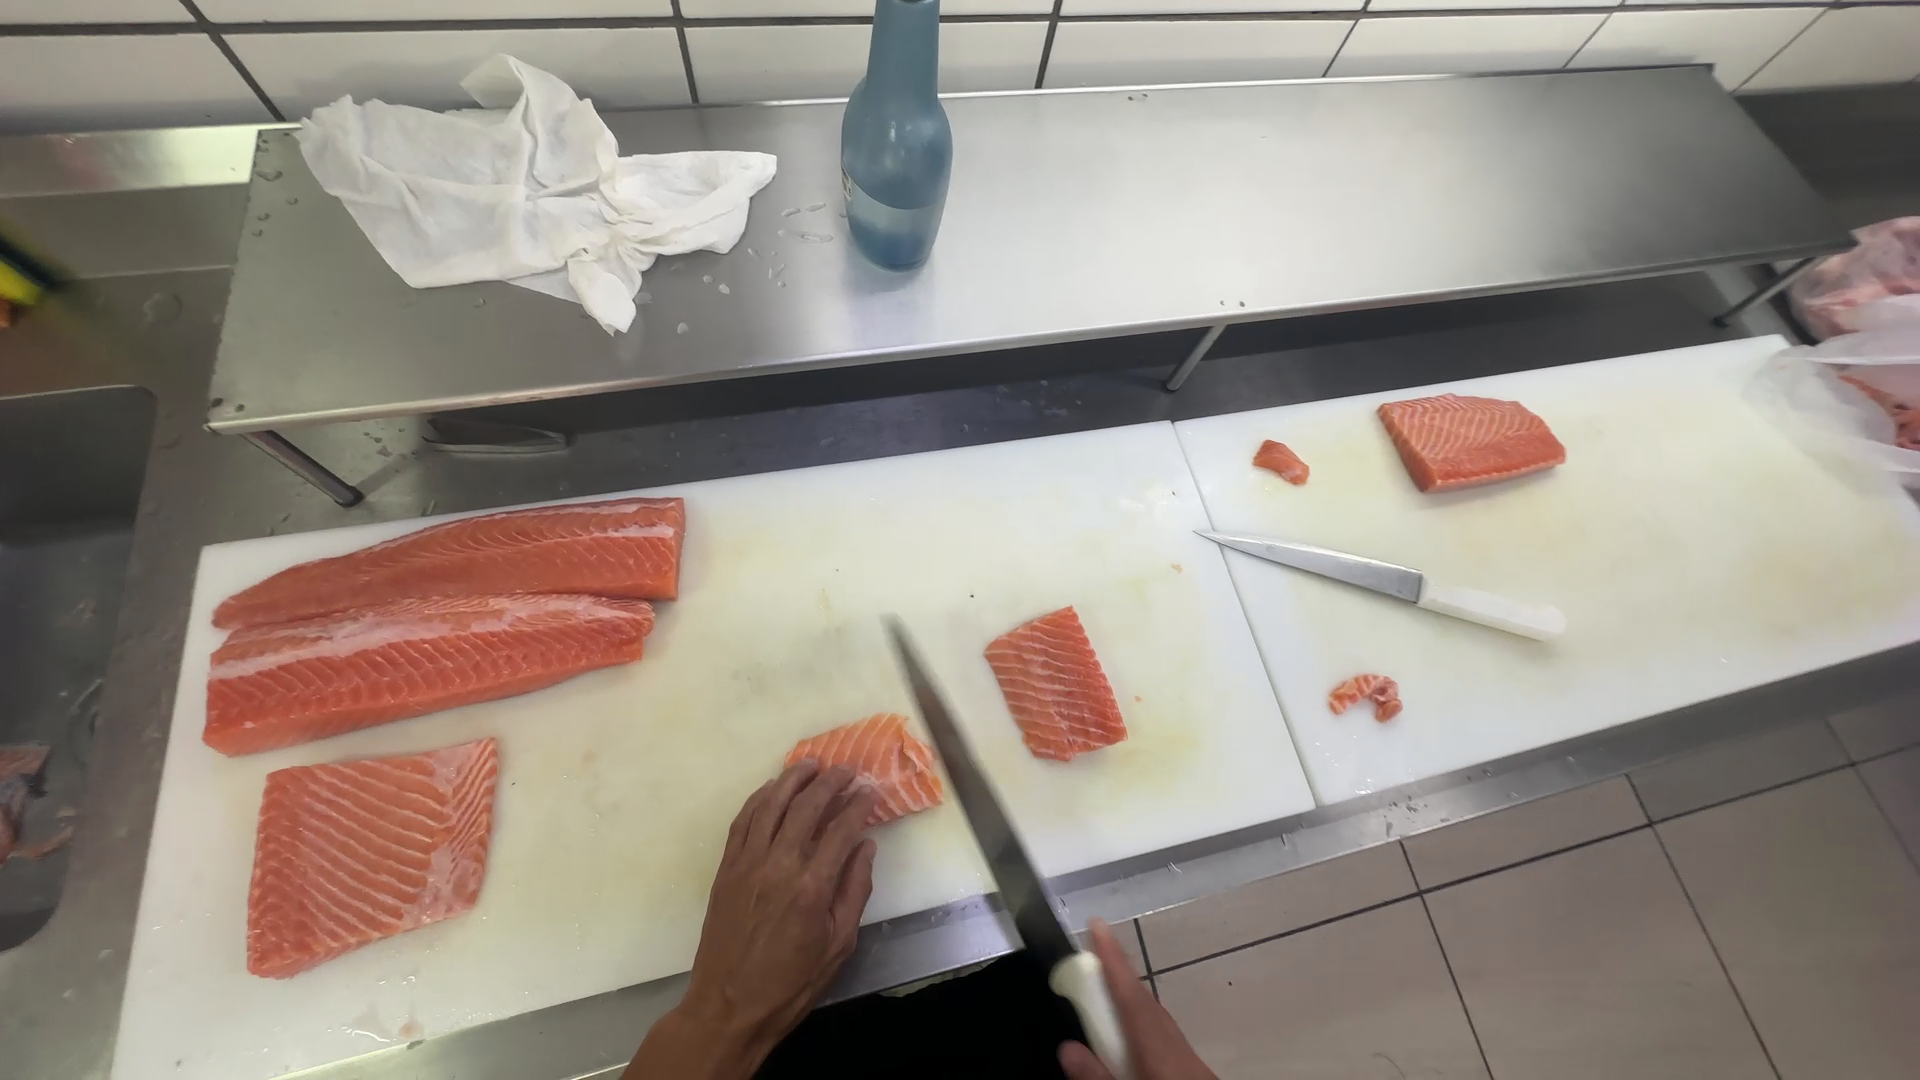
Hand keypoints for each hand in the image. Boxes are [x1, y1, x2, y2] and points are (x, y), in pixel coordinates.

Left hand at [624, 761, 879, 1079]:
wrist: (727, 1008)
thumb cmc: (791, 983)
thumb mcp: (839, 945)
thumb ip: (855, 891)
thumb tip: (865, 847)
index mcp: (812, 887)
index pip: (841, 829)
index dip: (859, 804)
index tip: (871, 791)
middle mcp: (779, 866)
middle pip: (807, 806)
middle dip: (831, 781)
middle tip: (846, 770)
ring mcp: (747, 864)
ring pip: (771, 804)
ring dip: (793, 778)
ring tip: (811, 764)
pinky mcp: (726, 869)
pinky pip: (742, 821)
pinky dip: (759, 798)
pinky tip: (773, 789)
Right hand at [1058, 918, 1215, 1079]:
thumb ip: (1097, 1077)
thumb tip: (1067, 1046)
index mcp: (1158, 1050)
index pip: (1130, 994)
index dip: (1111, 957)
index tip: (1097, 923)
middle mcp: (1178, 1049)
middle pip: (1145, 1003)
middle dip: (1118, 978)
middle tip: (1091, 960)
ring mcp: (1192, 1063)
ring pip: (1158, 1022)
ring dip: (1131, 1004)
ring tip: (1105, 999)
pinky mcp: (1197, 1076)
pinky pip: (1166, 1040)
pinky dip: (1144, 1029)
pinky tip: (1133, 1043)